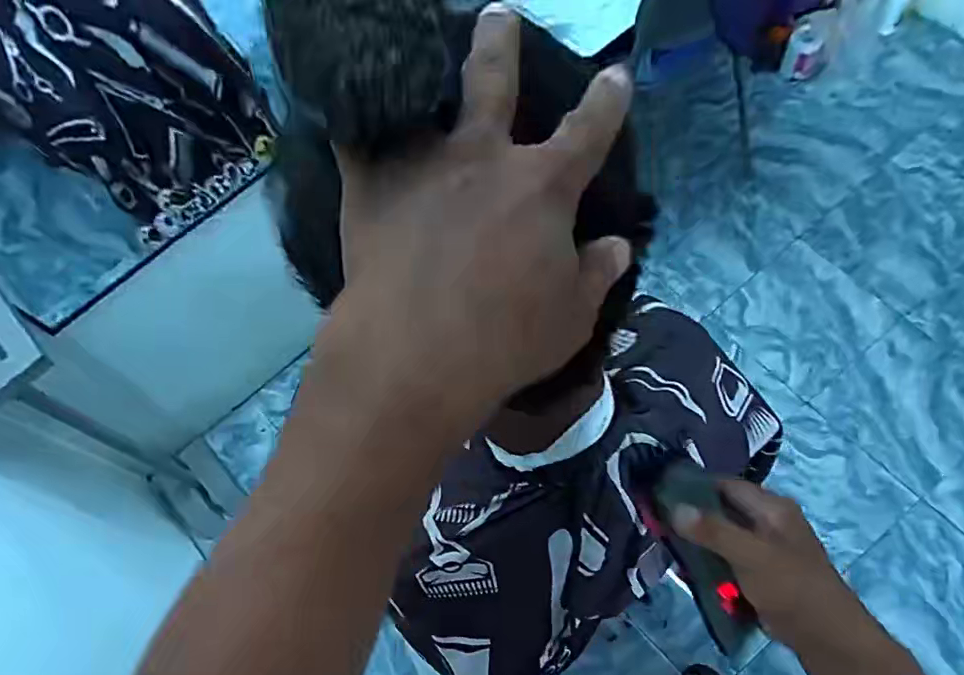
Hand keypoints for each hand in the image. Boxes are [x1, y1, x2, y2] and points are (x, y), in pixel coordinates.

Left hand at [316, 3, 633, 433]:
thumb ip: (597, 275)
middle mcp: (485, 158)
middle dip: (503, 44)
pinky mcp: (369, 182)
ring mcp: (424, 162)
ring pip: (428, 95)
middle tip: (502, 16)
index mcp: (544, 189)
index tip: (616, 76)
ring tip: (418, 50)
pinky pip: (355, 135)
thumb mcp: (572, 318)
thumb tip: (618, 244)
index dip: (607, 102)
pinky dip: (352, 118)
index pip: (588, 132)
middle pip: (496, 82)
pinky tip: (345, 108)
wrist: (419, 353)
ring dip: (429, 66)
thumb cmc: (509, 340)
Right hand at [671, 480, 863, 646]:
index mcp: (773, 508)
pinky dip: (712, 564)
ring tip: (668, 547)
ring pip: (724, 538)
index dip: (696, 486)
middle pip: (724, 511)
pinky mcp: (761, 573)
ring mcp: (766, 549)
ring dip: (700, 544)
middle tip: (659, 523)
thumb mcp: (750, 555)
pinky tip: (691, 572)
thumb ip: (714, 531)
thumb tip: (675, 508)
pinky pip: (730, 561)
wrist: (823, 631)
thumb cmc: (790, 586)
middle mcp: (769, 522)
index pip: (727, 485)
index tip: (662, 493)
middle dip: (694, 518)